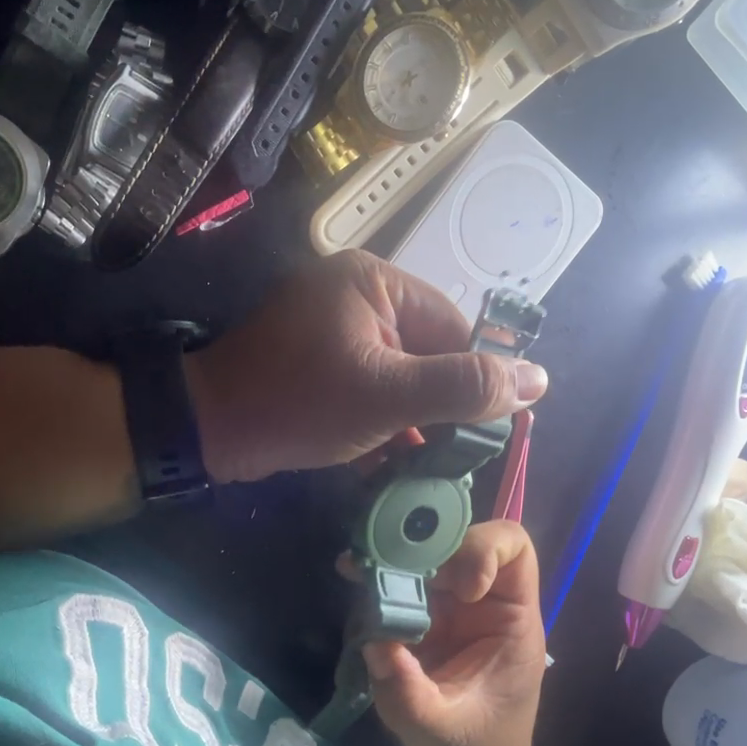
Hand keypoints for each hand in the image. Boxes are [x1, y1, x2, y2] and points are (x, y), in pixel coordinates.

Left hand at [184, 250, 547, 483]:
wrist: (208, 431)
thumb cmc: (297, 404)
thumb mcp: (388, 396)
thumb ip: (463, 387)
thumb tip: (539, 379)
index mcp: (372, 281)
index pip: (452, 325)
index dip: (474, 378)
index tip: (486, 428)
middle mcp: (351, 295)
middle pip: (424, 350)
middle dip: (435, 405)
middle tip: (450, 454)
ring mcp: (327, 328)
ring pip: (394, 373)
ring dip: (407, 420)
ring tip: (419, 464)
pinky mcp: (310, 362)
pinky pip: (362, 384)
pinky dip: (375, 419)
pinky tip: (384, 458)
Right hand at [363, 520, 546, 745]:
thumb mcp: (436, 728)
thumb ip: (407, 689)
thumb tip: (376, 642)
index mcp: (511, 624)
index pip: (514, 550)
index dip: (481, 551)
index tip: (455, 588)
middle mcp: (483, 606)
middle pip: (460, 544)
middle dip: (422, 550)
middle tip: (383, 569)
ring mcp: (453, 611)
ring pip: (427, 560)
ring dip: (393, 561)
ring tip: (356, 569)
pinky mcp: (426, 621)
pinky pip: (404, 585)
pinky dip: (378, 579)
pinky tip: (353, 578)